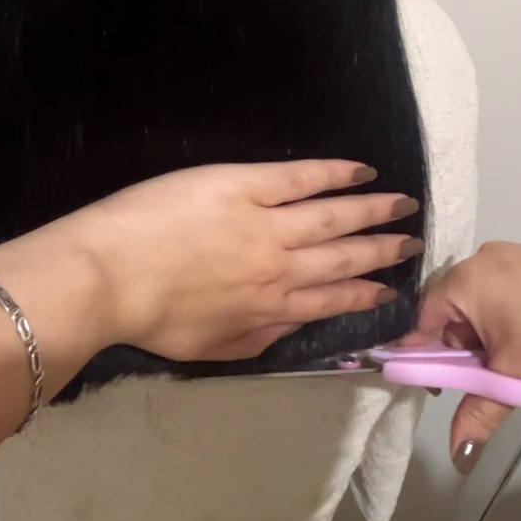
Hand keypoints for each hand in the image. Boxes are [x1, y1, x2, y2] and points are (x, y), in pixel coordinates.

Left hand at [0, 160, 423, 362]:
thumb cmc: (148, 315)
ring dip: (372, 211)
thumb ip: (255, 341)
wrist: (108, 274)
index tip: (390, 289)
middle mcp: (280, 267)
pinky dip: (334, 173)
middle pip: (343, 257)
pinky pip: (301, 177)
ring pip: (334, 215)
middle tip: (412, 243)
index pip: (329, 301)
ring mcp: (266, 223)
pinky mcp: (245, 185)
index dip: (365, 294)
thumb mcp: (206, 349)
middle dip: (382, 251)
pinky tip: (360, 171)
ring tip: (402, 205)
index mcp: (268, 307)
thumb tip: (290, 331)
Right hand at [417, 241, 520, 471]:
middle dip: (462, 342)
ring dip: (487, 329)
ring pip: (481, 296)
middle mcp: (484, 256)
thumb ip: (478, 412)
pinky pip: (507, 286)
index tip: (440, 381)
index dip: (426, 351)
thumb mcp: (514, 380)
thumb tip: (458, 455)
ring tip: (517, 358)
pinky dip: (510, 312)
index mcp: (466, 278)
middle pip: (452, 305)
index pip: (424, 315)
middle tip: (487, 373)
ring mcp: (516, 252)